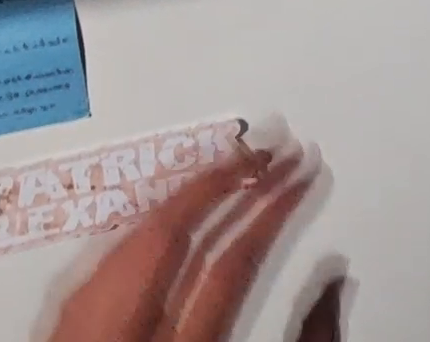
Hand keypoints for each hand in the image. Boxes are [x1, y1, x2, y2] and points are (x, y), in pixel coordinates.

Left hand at [44, 142, 328, 341]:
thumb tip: (334, 280)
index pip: (228, 266)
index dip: (270, 209)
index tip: (302, 172)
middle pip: (165, 243)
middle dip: (225, 184)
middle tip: (271, 149)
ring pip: (120, 252)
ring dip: (179, 200)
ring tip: (226, 166)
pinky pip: (95, 275)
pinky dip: (139, 235)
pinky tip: (165, 216)